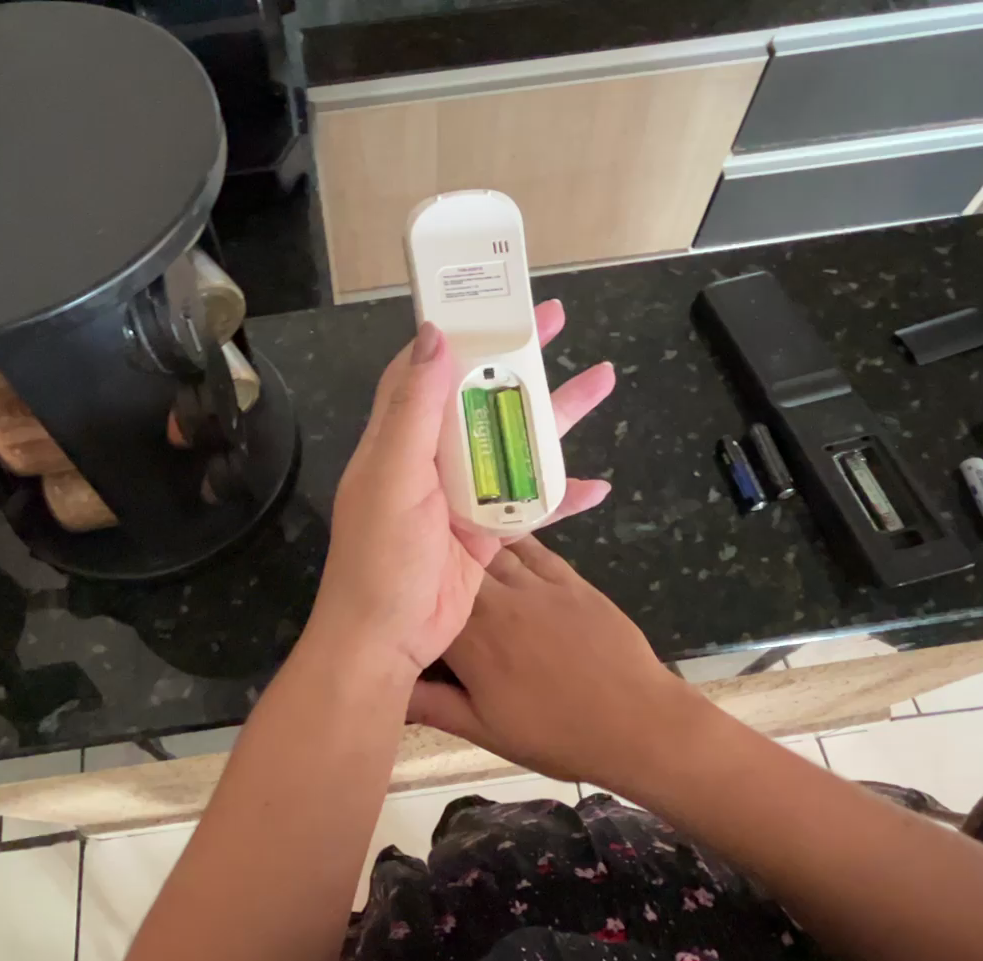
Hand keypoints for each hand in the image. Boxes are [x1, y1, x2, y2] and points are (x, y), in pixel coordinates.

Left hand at [310, 300, 615, 679]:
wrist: (387, 636)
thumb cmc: (381, 555)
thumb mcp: (394, 476)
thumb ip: (414, 410)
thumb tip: (435, 336)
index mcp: (400, 438)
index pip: (426, 368)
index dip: (457, 332)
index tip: (491, 301)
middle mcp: (430, 459)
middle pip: (479, 395)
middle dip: (517, 359)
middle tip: (556, 320)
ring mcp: (460, 495)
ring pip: (513, 443)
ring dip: (554, 416)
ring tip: (601, 380)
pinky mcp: (485, 532)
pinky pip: (529, 502)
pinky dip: (561, 494)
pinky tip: (598, 484)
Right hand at [408, 536, 701, 787]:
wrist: (638, 725)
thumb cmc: (558, 735)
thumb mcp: (487, 732)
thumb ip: (434, 705)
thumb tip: (389, 688)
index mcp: (473, 641)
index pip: (426, 597)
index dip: (408, 585)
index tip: (394, 580)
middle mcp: (500, 603)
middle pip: (458, 562)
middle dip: (437, 555)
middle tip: (418, 550)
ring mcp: (539, 587)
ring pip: (493, 548)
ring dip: (471, 541)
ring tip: (451, 533)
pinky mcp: (571, 581)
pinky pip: (534, 548)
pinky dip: (512, 537)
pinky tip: (499, 532)